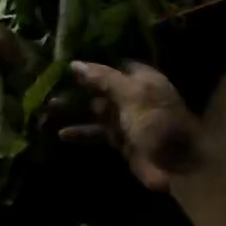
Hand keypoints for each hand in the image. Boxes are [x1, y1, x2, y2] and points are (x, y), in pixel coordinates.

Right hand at [60, 60, 209, 192]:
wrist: (177, 166)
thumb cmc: (157, 123)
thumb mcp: (131, 95)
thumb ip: (103, 78)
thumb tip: (74, 64)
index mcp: (142, 78)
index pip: (115, 63)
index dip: (94, 61)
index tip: (67, 59)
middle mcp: (134, 95)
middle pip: (101, 85)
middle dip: (77, 85)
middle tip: (49, 82)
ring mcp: (126, 118)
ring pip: (95, 109)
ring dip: (74, 108)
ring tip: (48, 105)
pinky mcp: (120, 140)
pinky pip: (96, 132)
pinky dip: (80, 132)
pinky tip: (61, 134)